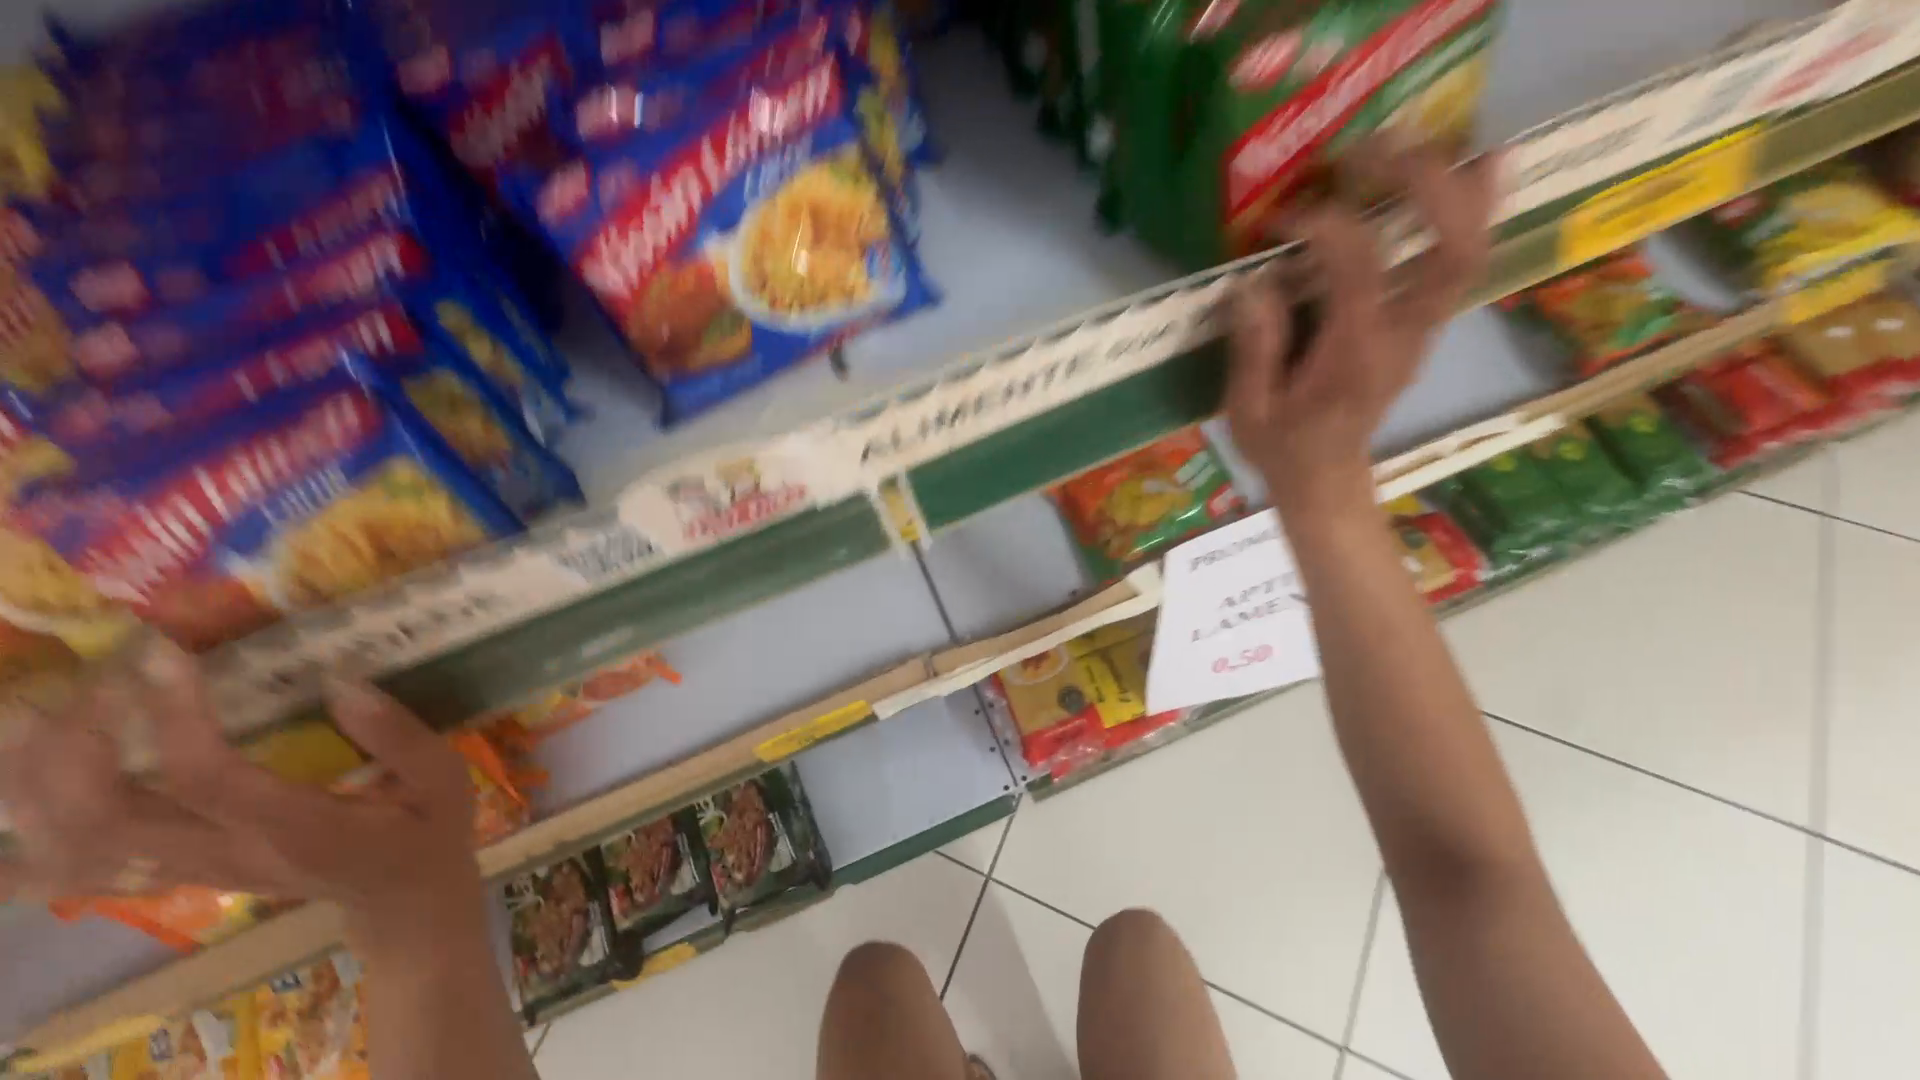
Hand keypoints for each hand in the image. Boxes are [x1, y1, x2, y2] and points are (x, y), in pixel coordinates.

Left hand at [0, 636, 479, 940]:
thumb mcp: (442, 778)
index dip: (174, 717)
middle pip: (107, 819)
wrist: (404, 899)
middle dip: (76, 746)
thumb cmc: (429, 831)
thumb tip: (338, 677)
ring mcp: (196, 869)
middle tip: (93, 681)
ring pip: (75, 843)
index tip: (163, 654)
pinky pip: (80, 864)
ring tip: (38, 714)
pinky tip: (22, 784)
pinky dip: (33, 831)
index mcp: (299, 829)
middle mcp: (229, 854)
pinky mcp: (182, 871)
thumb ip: (397, 733)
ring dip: (37, 779)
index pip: (209, 778)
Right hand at [1226, 142, 1498, 521]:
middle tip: (1374, 150)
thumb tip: (1253, 284)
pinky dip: (1474, 210)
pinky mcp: (1423, 326)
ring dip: (1460, 188)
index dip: (1327, 227)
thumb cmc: (1281, 447)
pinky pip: (1462, 262)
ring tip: (1430, 138)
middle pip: (1452, 250)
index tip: (1283, 220)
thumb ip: (1255, 348)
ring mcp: (1422, 330)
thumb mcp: (1249, 409)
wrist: (1326, 480)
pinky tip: (1476, 165)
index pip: (1361, 270)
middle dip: (1423, 186)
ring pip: (1472, 249)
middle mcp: (1403, 336)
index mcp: (1353, 356)